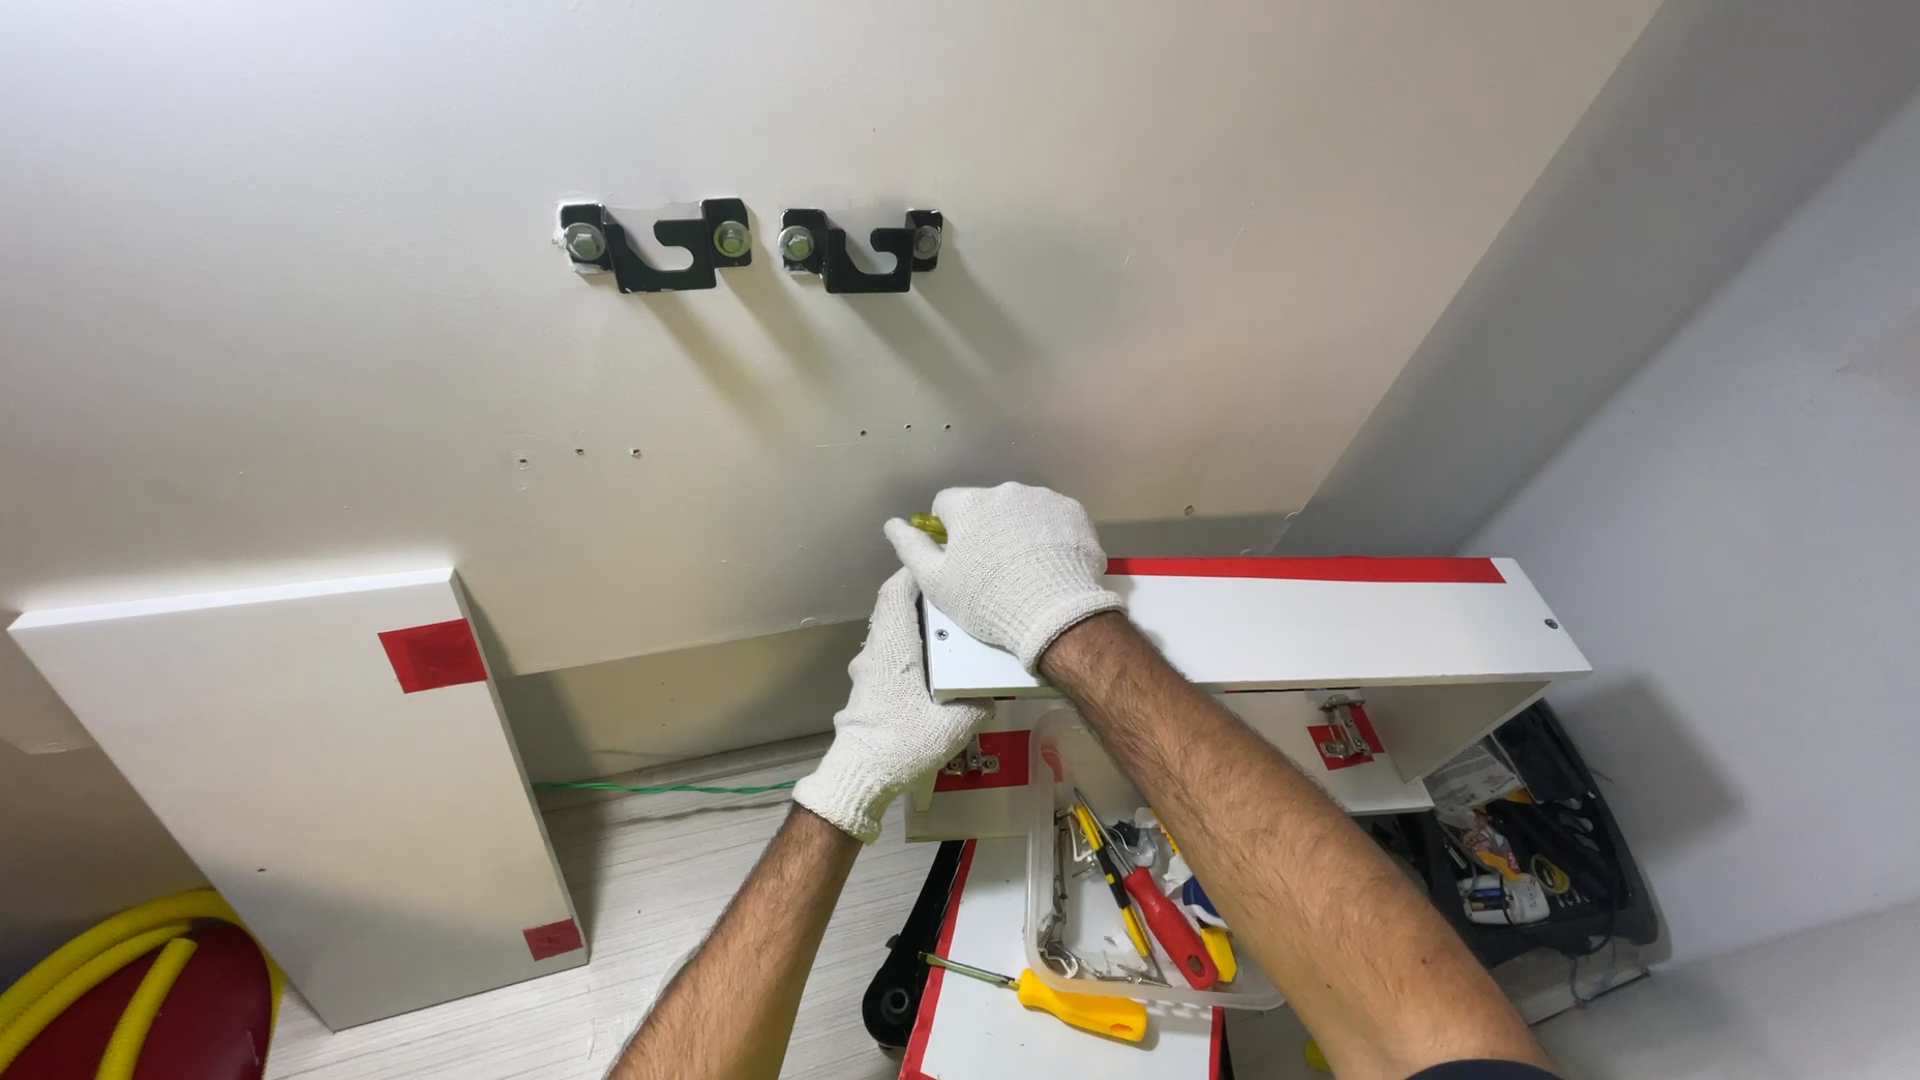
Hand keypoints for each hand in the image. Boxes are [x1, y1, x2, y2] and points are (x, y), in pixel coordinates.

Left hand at [792, 568, 992, 842]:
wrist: (859, 778)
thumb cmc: (904, 743)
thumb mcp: (954, 725)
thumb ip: (977, 704)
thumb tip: (991, 692)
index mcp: (894, 648)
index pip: (895, 592)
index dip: (913, 574)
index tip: (938, 566)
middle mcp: (875, 652)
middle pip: (891, 609)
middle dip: (919, 599)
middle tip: (953, 600)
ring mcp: (866, 671)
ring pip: (888, 633)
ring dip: (912, 625)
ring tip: (947, 632)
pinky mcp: (866, 690)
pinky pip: (887, 654)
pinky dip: (906, 648)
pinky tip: (930, 667)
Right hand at [884, 482, 1122, 670]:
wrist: (1053, 613)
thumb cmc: (986, 599)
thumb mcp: (935, 581)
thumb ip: (910, 547)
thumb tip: (893, 524)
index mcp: (969, 503)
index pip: (946, 505)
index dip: (948, 531)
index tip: (959, 559)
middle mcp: (1006, 491)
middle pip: (986, 507)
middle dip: (985, 530)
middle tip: (994, 570)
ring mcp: (1043, 499)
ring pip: (1021, 511)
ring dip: (1018, 530)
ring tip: (1026, 569)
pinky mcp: (1073, 513)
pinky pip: (1053, 519)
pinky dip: (1049, 535)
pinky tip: (1051, 563)